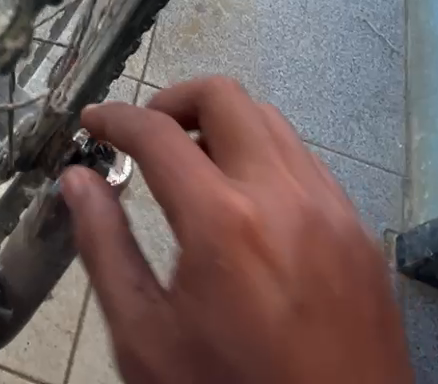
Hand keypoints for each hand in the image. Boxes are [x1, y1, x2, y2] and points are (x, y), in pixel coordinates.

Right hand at [59, 76, 412, 383]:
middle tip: (147, 136)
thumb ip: (105, 247)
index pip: (157, 133)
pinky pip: (306, 162)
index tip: (93, 122)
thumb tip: (77, 179)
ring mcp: (331, 209)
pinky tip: (248, 204)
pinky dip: (265, 158)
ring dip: (223, 126)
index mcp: (222, 221)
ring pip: (270, 120)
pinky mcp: (360, 232)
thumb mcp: (146, 341)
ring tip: (195, 167)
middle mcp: (283, 195)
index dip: (115, 117)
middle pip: (224, 96)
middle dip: (174, 101)